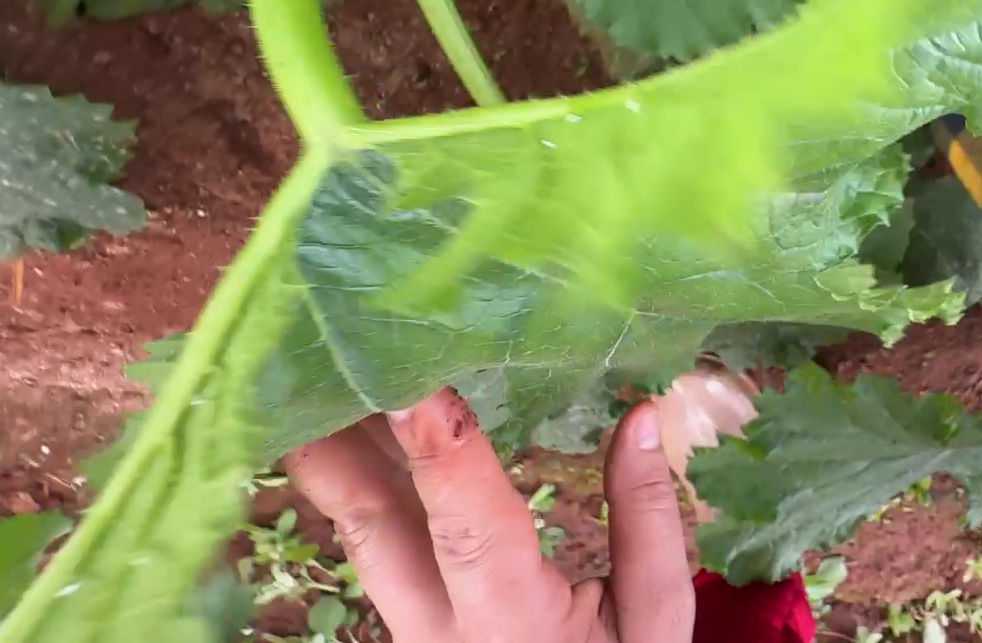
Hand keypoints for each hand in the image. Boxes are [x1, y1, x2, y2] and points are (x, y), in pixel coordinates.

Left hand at [283, 389, 694, 642]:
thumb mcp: (656, 613)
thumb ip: (649, 517)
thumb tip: (643, 417)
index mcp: (512, 627)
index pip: (474, 534)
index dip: (448, 459)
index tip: (420, 388)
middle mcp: (439, 630)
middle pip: (380, 534)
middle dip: (350, 448)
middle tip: (334, 365)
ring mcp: (412, 627)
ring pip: (363, 536)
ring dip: (339, 460)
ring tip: (325, 383)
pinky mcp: (411, 617)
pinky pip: (374, 543)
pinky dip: (359, 484)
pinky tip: (355, 439)